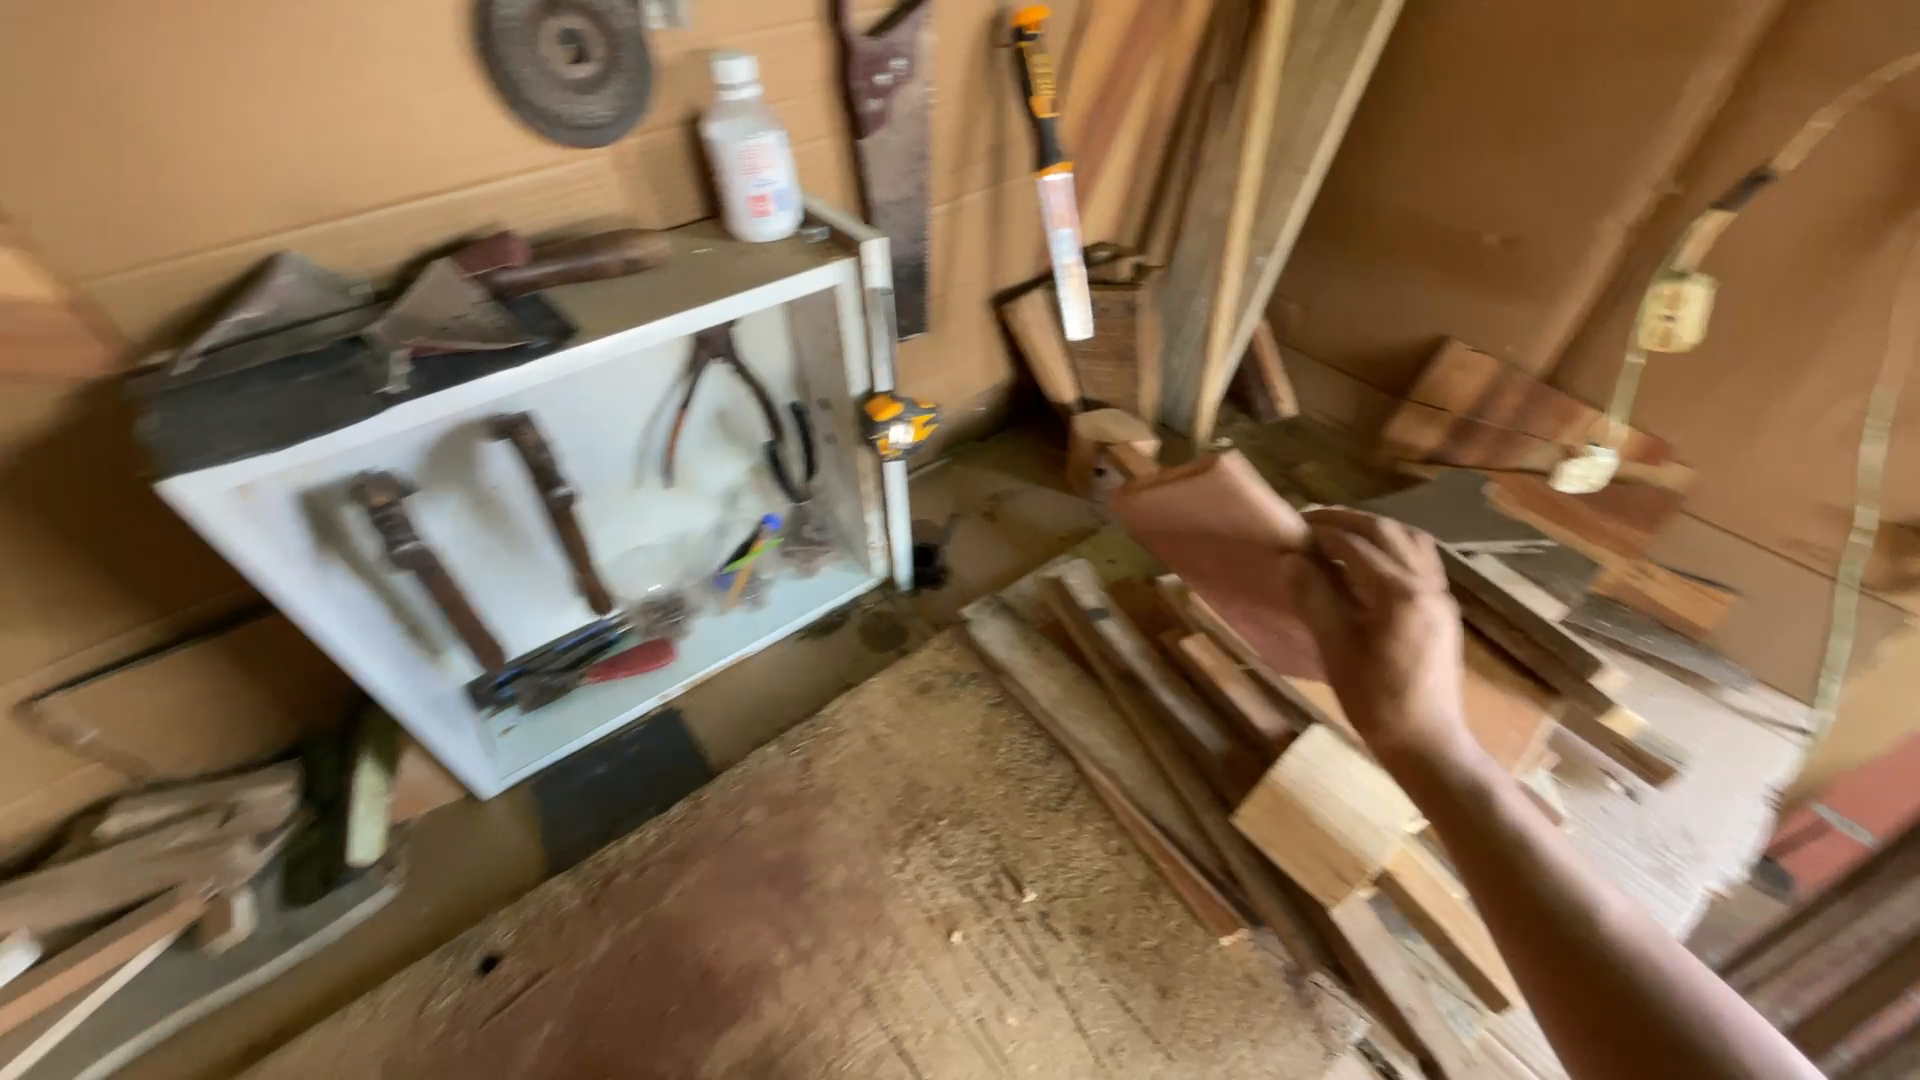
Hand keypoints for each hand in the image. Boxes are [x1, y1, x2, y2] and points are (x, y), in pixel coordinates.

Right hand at [1290, 508, 1473, 770]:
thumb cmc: (1375, 700)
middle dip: (1349, 521)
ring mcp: (1441, 596)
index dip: (1322, 531)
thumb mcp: (1336, 649)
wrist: (1426, 741)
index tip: (1293, 527)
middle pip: (1389, 532)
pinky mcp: (1442, 610)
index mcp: (1400, 594)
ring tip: (1340, 534)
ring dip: (1375, 530)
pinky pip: (1420, 561)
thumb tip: (1291, 559)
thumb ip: (1315, 598)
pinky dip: (1392, 548)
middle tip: (1312, 522)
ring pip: (1411, 542)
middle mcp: (1427, 585)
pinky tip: (1368, 563)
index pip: (1357, 544)